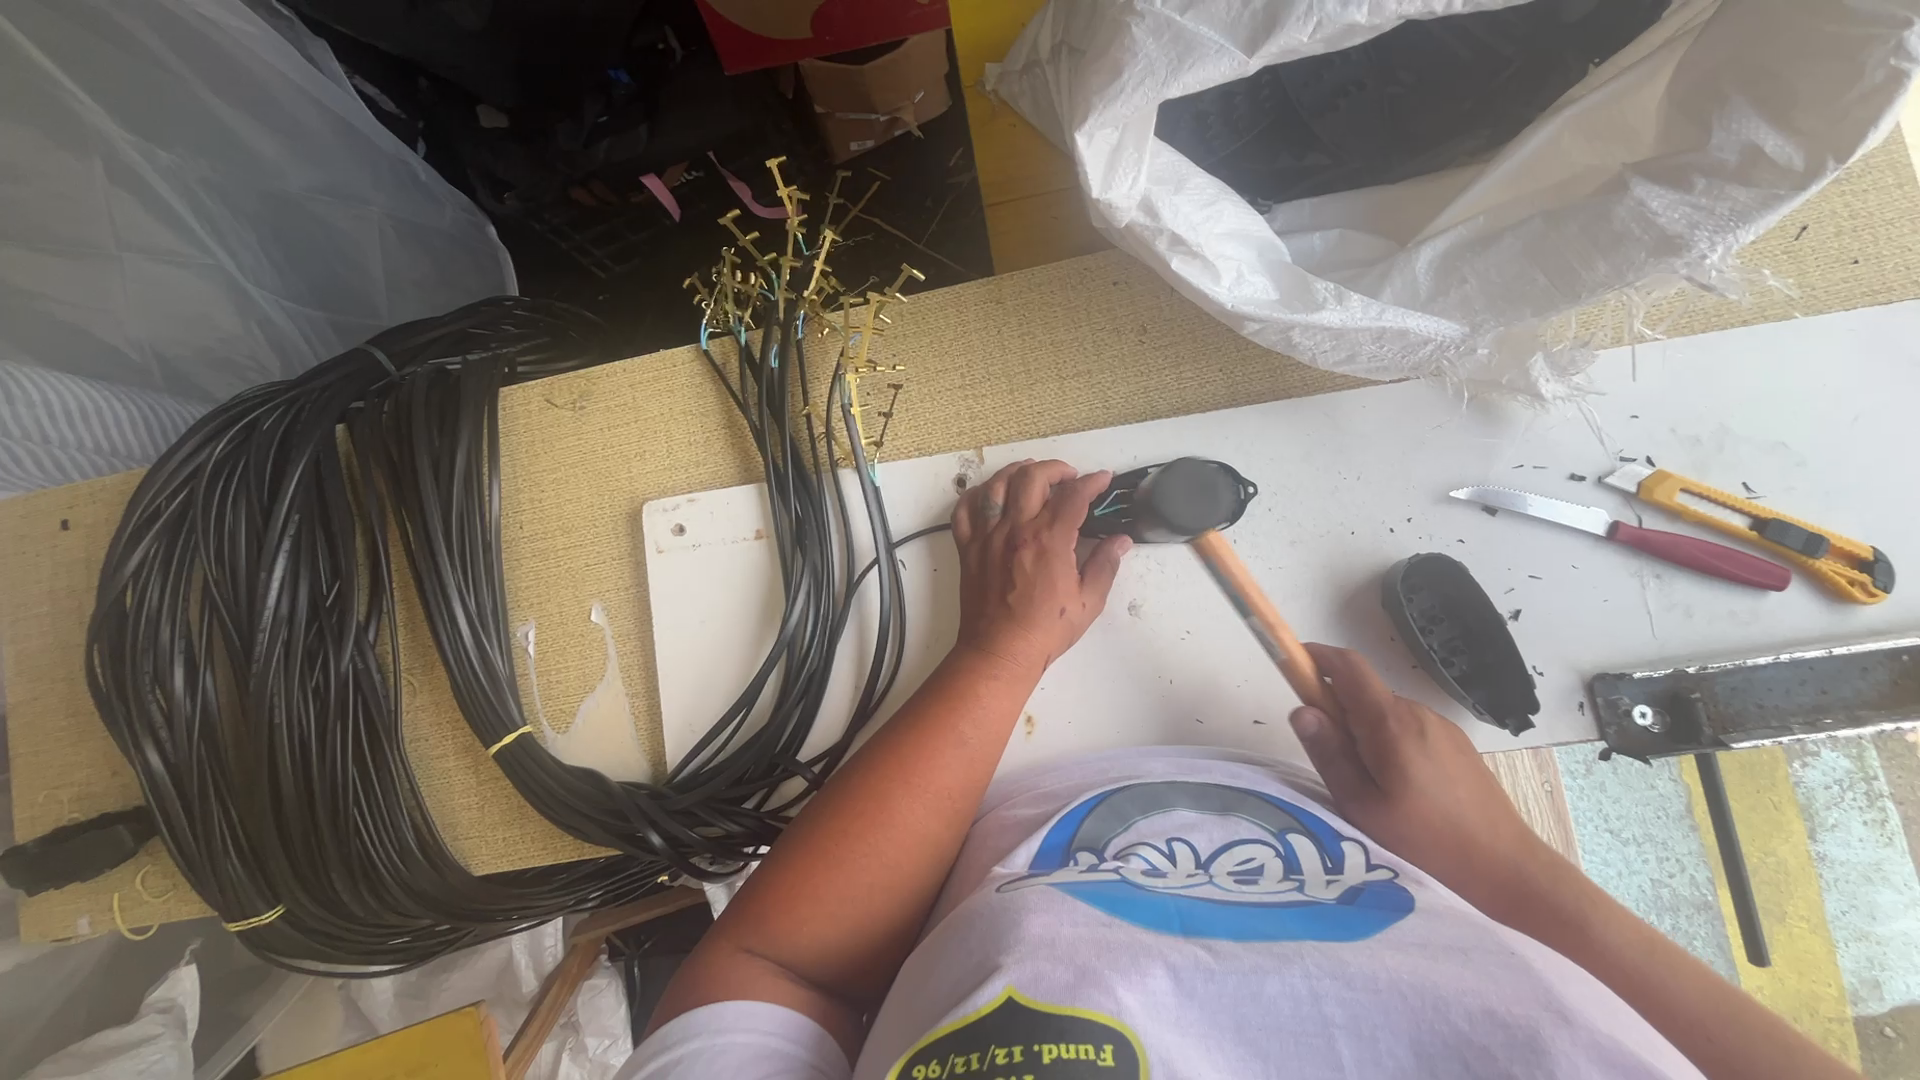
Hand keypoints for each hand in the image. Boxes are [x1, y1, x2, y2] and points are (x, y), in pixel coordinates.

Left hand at [949, 460, 1131, 677]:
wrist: (1000, 651)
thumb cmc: (1044, 630)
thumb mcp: (1088, 601)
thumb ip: (1105, 565)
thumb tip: (1121, 542)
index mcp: (1049, 540)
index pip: (1074, 495)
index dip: (1092, 482)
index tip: (1102, 480)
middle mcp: (1016, 530)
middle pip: (1032, 477)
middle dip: (1055, 469)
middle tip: (1068, 477)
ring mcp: (988, 537)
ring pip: (996, 485)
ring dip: (1017, 472)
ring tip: (1032, 475)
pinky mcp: (969, 549)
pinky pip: (965, 510)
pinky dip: (976, 495)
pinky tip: (990, 494)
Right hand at [1288, 643, 1570, 925]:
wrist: (1506, 867)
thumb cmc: (1424, 840)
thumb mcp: (1361, 804)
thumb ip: (1329, 753)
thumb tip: (1300, 710)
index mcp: (1390, 722)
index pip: (1347, 665)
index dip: (1314, 657)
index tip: (1291, 668)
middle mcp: (1417, 712)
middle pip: (1362, 691)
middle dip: (1335, 709)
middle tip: (1330, 758)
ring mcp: (1440, 725)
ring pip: (1384, 711)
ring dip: (1362, 729)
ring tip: (1368, 783)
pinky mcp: (1455, 742)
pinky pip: (1407, 727)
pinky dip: (1387, 741)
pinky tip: (1400, 787)